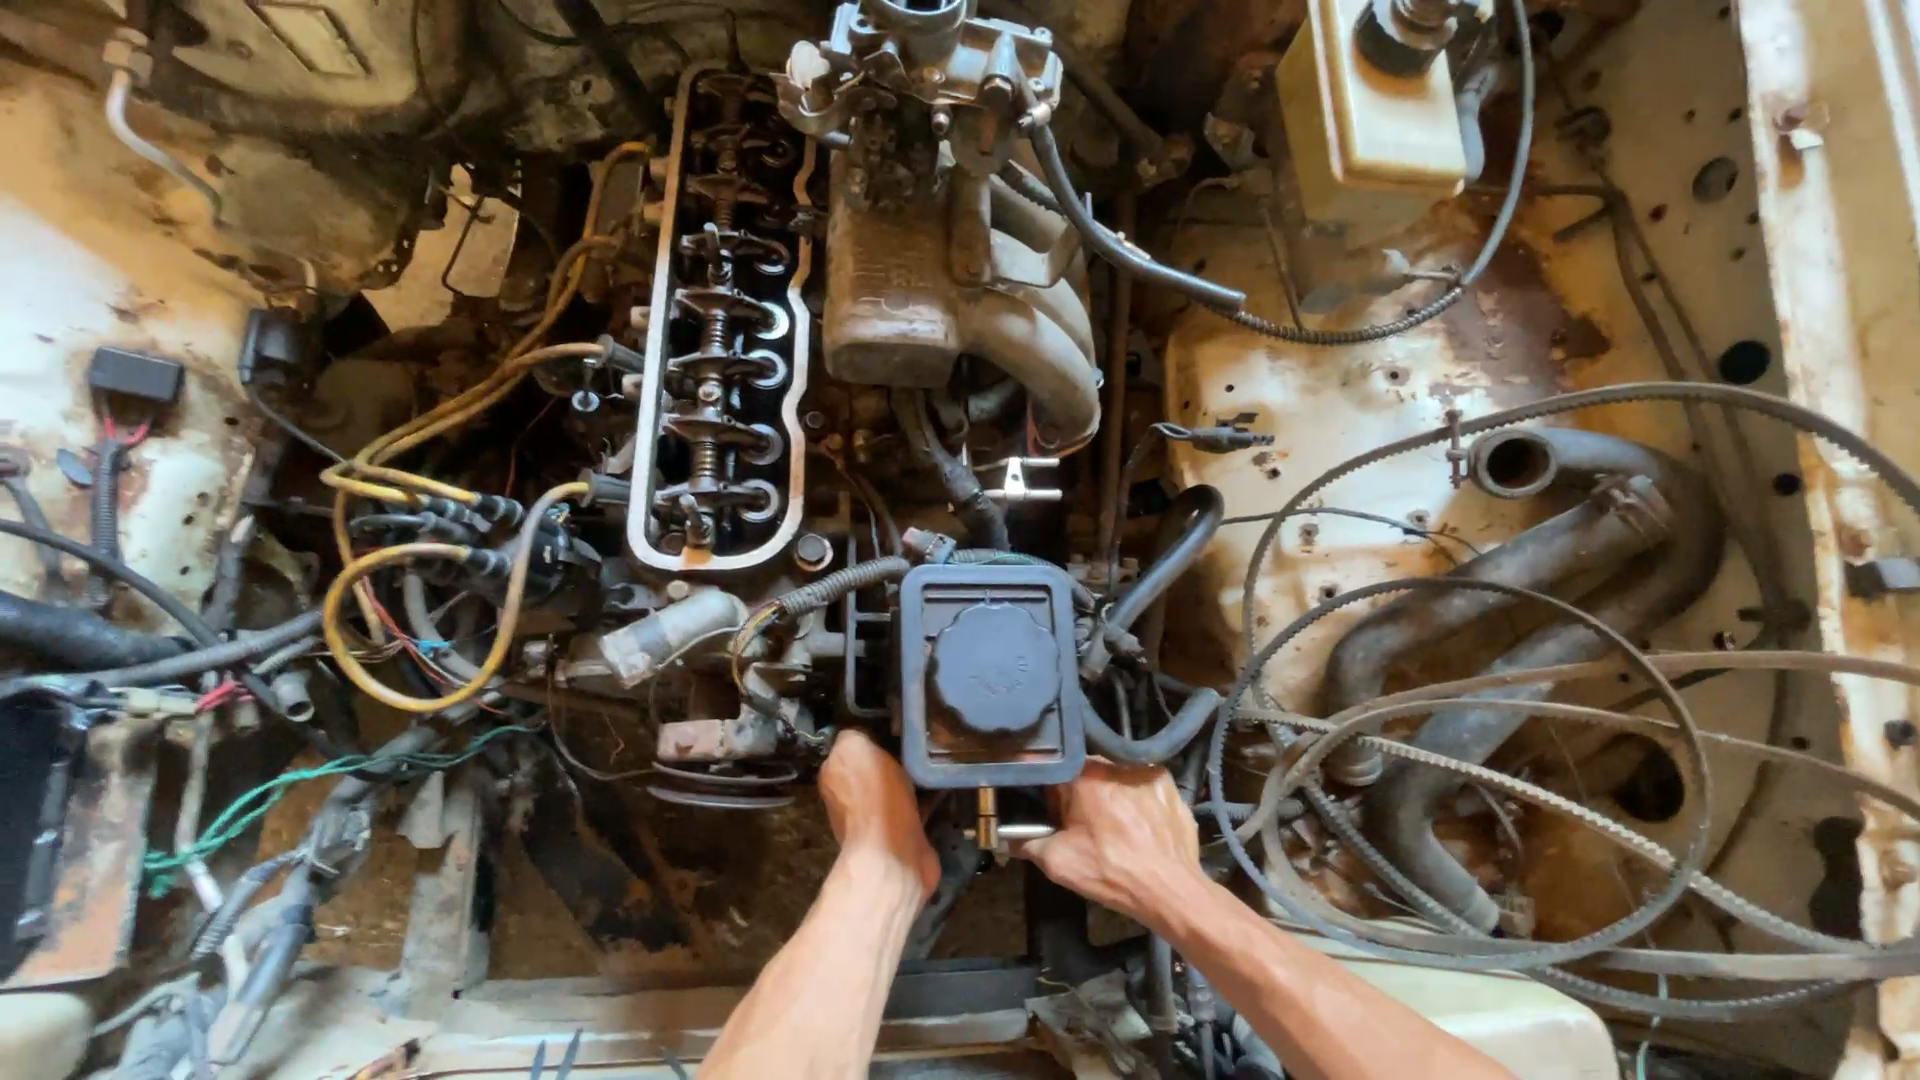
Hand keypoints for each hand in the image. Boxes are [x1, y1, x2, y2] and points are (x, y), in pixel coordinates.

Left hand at [818, 729, 939, 898]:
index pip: (851, 746)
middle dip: (896, 754)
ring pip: (898, 785)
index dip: (872, 733)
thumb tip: (859, 733)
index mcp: (835, 775)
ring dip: (914, 774)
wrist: (893, 855)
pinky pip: (918, 804)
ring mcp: (877, 817)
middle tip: (922, 738)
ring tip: (938, 755)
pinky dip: (930, 795)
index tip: (897, 723)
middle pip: (876, 766)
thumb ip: (852, 735)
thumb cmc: (872, 797)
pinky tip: (946, 781)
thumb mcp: (854, 748)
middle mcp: (851, 797)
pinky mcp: (904, 833)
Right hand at [1016, 760, 1205, 925]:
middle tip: (1081, 824)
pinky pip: (1143, 785)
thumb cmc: (1111, 872)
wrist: (1170, 891)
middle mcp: (1116, 763)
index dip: (1048, 794)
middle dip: (1080, 793)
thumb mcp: (1058, 862)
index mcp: (1085, 774)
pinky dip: (1137, 800)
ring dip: (1110, 795)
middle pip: (1086, 771)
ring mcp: (1147, 771)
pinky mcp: (1169, 785)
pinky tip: (1138, 825)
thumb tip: (1006, 838)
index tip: (1050, 813)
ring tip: (1113, 827)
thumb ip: (1026, 843)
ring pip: (1116, 776)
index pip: (1054, 770)